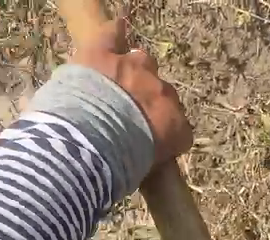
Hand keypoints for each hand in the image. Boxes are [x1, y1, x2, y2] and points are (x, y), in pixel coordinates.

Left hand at [71, 18, 193, 162]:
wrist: (89, 145)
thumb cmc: (118, 169)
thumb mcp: (143, 174)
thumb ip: (148, 161)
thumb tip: (139, 164)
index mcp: (175, 126)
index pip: (180, 129)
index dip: (165, 135)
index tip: (152, 146)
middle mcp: (162, 93)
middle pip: (162, 93)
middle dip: (148, 105)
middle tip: (128, 120)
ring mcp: (133, 69)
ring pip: (141, 63)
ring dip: (132, 74)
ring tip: (116, 87)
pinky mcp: (104, 54)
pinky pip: (113, 34)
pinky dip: (114, 35)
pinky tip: (114, 35)